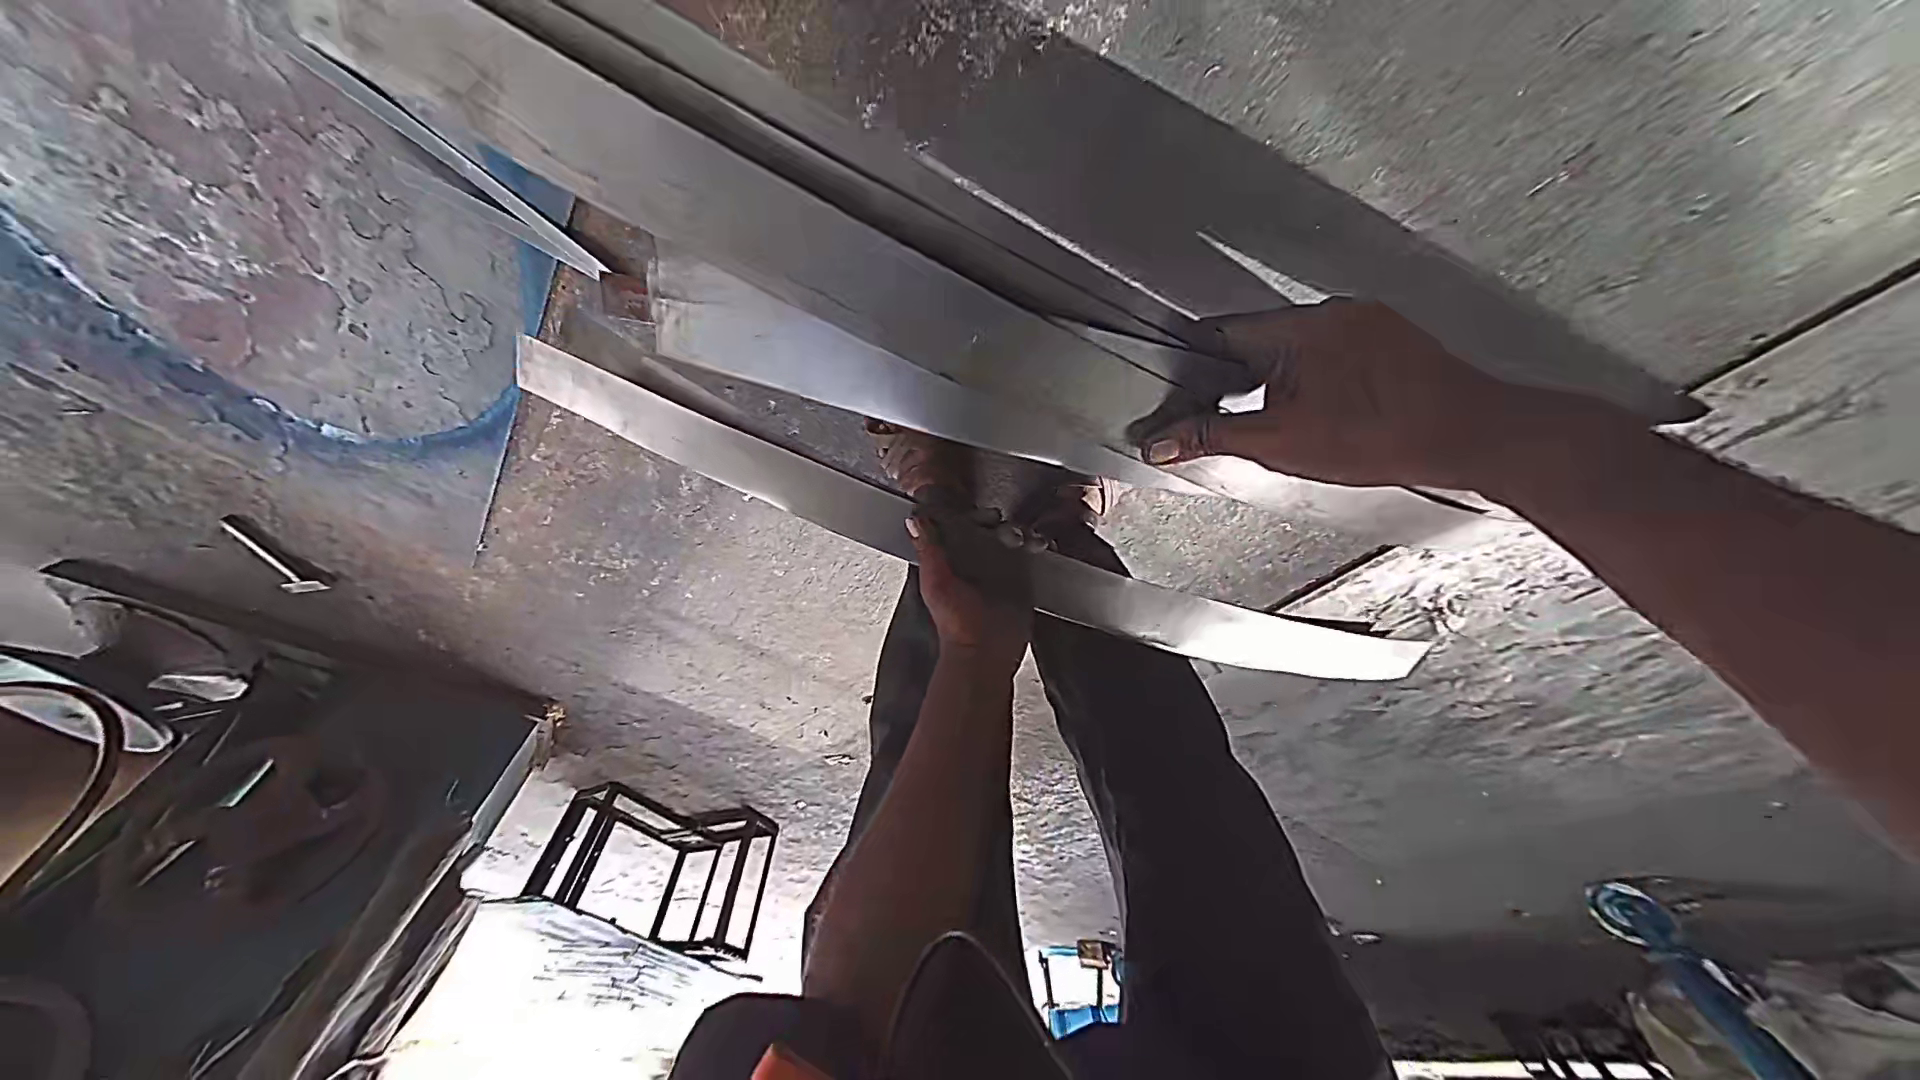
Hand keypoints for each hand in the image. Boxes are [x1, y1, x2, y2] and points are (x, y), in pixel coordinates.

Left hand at [906, 512, 1030, 672]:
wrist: (984, 652)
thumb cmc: (956, 623)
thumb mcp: (937, 583)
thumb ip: (929, 551)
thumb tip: (914, 522)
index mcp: (954, 558)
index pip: (963, 525)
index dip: (972, 516)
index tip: (982, 516)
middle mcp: (977, 560)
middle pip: (991, 528)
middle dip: (999, 523)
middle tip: (1002, 528)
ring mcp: (1002, 568)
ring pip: (1013, 537)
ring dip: (1019, 532)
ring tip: (1019, 540)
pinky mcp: (1023, 579)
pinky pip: (1032, 555)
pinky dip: (1037, 545)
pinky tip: (1038, 546)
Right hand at [1138, 300, 1625, 491]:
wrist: (1473, 437)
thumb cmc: (1387, 435)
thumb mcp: (1280, 442)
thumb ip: (1212, 437)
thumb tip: (1161, 442)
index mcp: (1298, 328)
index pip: (1219, 333)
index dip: (1191, 364)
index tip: (1178, 387)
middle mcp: (1331, 313)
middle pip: (1252, 339)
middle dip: (1233, 377)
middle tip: (1230, 415)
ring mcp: (1363, 321)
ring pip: (1289, 345)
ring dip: (1272, 378)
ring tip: (1284, 417)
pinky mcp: (1386, 337)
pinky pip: (1325, 349)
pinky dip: (1308, 376)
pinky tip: (1320, 409)